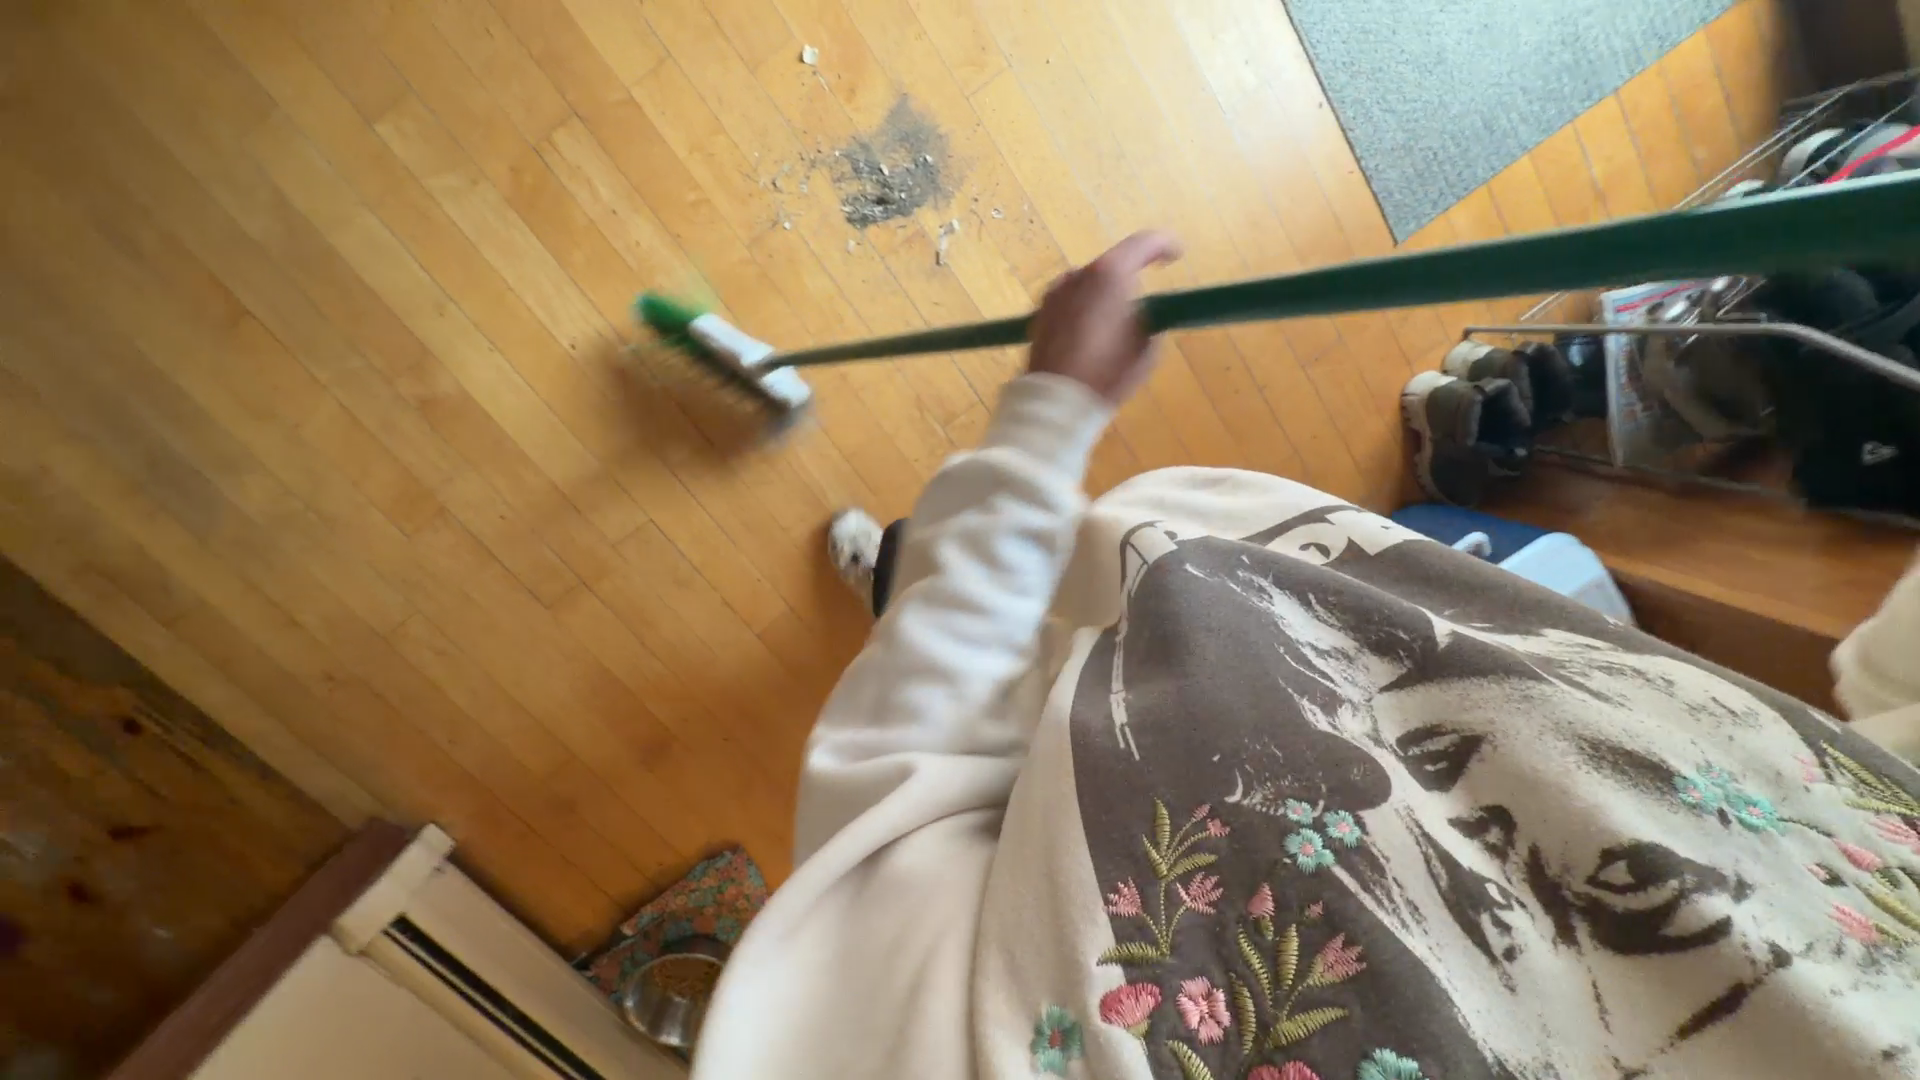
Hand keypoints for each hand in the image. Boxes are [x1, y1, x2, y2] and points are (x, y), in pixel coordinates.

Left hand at [1027, 231, 1183, 403]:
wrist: (1055, 401)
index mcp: (1109, 275)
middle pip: (1112, 265)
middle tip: (1142, 301)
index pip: (1144, 243)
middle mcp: (1077, 274)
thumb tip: (1140, 313)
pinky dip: (1083, 310)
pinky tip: (1089, 337)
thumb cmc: (1107, 374)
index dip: (1166, 246)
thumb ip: (1150, 317)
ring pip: (1088, 285)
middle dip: (1129, 279)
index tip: (1177, 256)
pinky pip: (1070, 303)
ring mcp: (1054, 293)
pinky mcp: (1039, 313)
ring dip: (1103, 296)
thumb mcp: (1146, 347)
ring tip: (1113, 326)